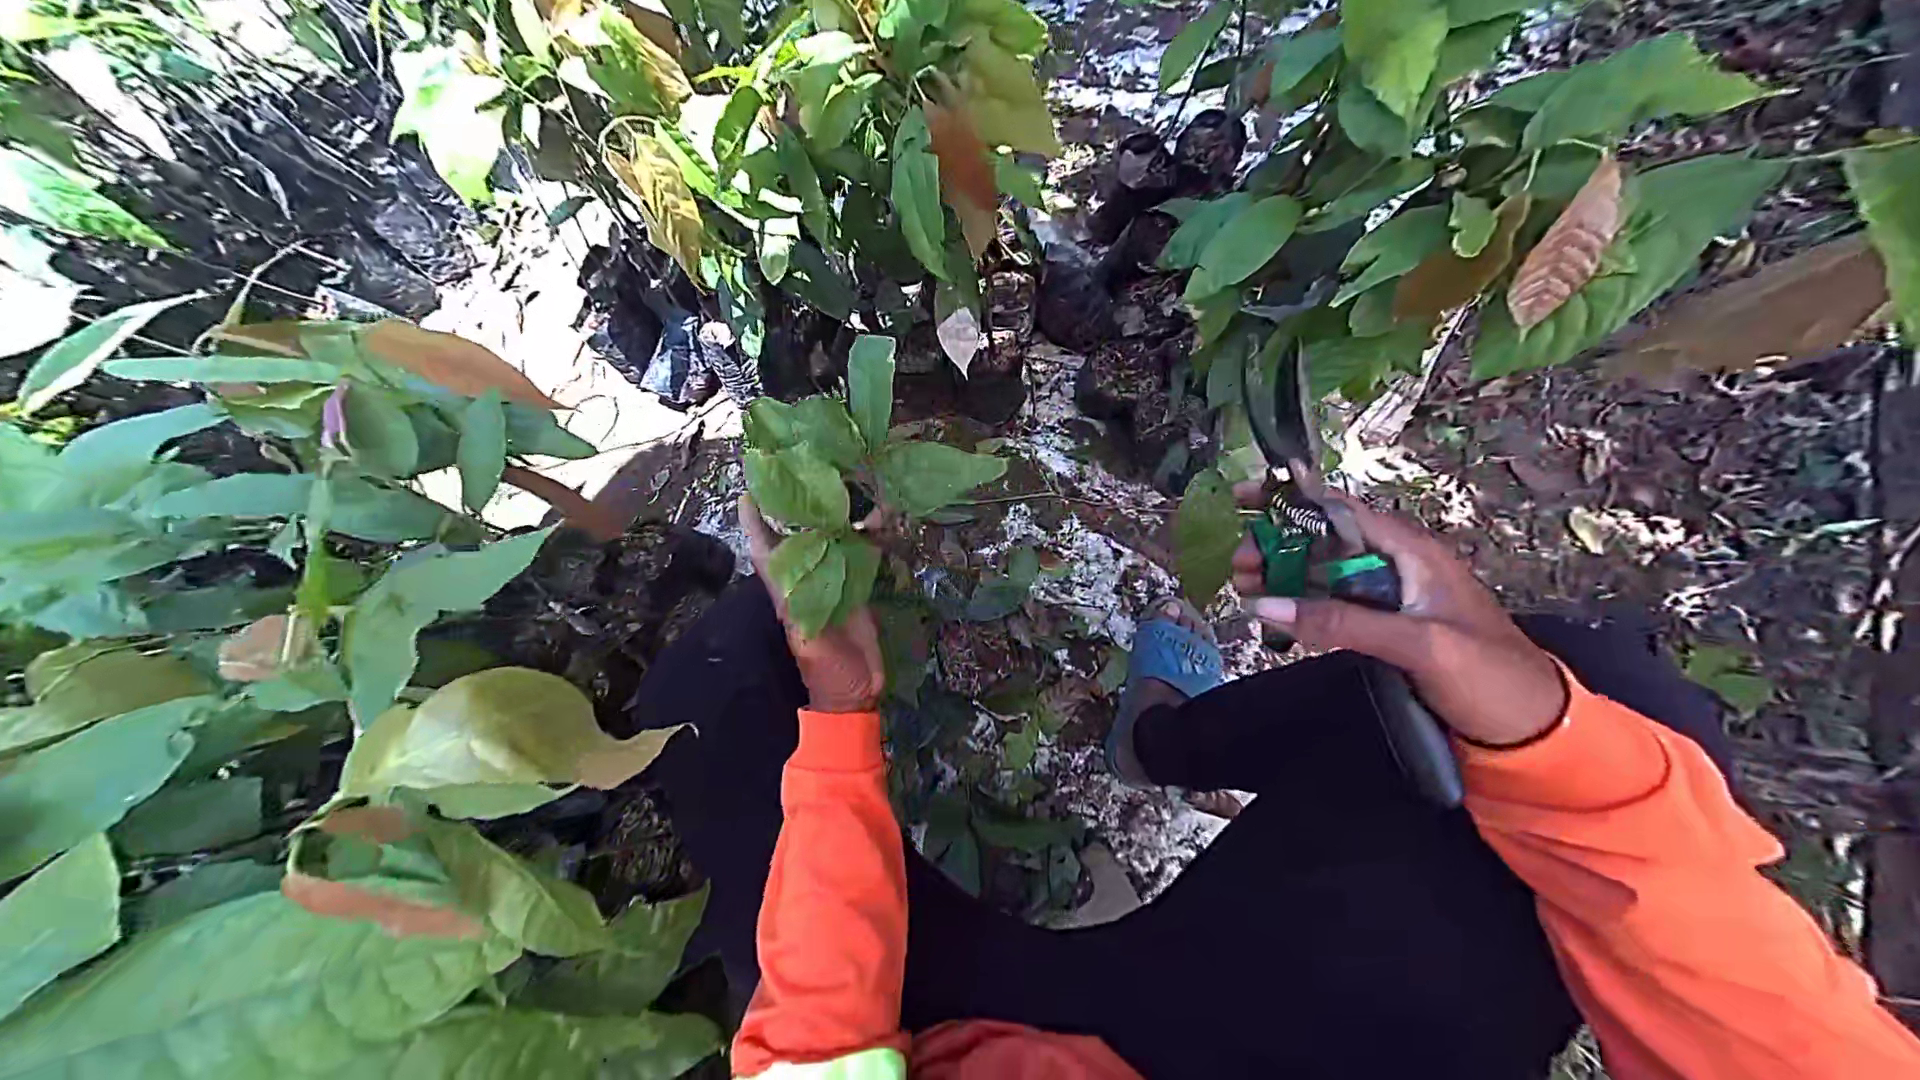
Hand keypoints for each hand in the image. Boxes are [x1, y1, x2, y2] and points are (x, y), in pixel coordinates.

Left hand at [741, 497, 885, 713]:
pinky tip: (883, 517)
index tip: (754, 483)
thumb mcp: (809, 641)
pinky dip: (870, 534)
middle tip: (816, 467)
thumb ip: (800, 608)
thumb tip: (785, 573)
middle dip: (805, 501)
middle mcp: (807, 576)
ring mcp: (834, 578)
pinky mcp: (858, 585)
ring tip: (859, 487)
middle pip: (800, 531)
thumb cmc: (826, 670)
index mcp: (787, 588)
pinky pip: (862, 551)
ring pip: (834, 536)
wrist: (857, 692)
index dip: (755, 516)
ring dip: (844, 513)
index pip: (765, 545)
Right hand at [1231, 483, 1567, 746]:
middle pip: (1317, 537)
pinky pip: (1321, 601)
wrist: (1531, 730)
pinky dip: (1291, 603)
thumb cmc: (1489, 676)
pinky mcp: (1374, 621)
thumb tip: (1264, 605)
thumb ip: (1342, 622)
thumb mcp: (1419, 644)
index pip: (1338, 508)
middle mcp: (1390, 562)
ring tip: (1243, 588)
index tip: (1242, 498)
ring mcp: (1381, 593)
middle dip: (1272, 543)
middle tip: (1239, 566)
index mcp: (1409, 551)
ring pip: (1315, 569)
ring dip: (1275, 573)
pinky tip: (1267, 611)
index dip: (1289, 496)